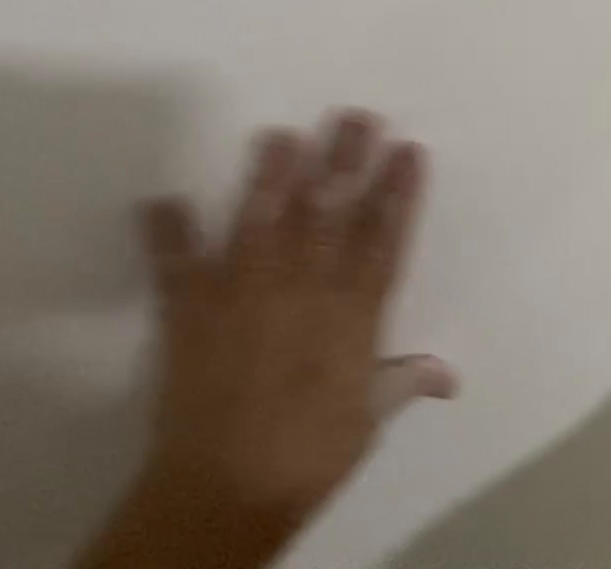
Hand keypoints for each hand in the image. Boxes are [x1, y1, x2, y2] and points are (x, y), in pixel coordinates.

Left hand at [121, 113, 456, 552]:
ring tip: (280, 135)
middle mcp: (305, 291)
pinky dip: (166, 237)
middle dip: (344, 162)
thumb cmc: (310, 452)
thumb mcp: (370, 418)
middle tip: (356, 116)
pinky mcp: (190, 317)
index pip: (382, 237)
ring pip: (263, 225)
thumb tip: (450, 375)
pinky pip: (177, 271)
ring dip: (270, 179)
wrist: (223, 495)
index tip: (408, 151)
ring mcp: (245, 298)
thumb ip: (405, 382)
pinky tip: (160, 201)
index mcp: (354, 312)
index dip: (398, 191)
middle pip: (330, 215)